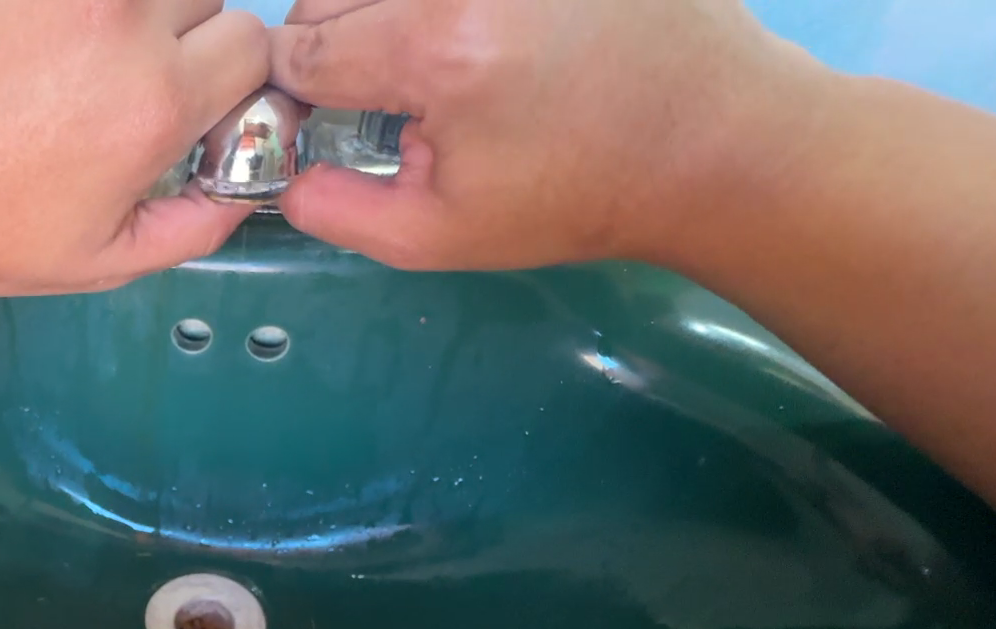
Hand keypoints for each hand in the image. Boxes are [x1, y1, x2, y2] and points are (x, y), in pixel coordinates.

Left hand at [0, 0, 268, 295]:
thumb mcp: (102, 262)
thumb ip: (196, 226)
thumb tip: (248, 185)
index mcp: (154, 100)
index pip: (253, 45)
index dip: (232, 80)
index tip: (198, 104)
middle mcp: (120, 15)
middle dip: (183, 38)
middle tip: (122, 85)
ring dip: (130, 11)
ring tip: (73, 58)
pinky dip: (70, 7)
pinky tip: (31, 41)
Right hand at [268, 0, 821, 269]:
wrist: (708, 141)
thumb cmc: (562, 201)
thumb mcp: (432, 237)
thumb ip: (336, 212)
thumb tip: (287, 175)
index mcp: (435, 47)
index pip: (304, 48)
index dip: (291, 93)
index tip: (316, 122)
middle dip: (323, 45)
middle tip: (361, 96)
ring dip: (366, 14)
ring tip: (410, 65)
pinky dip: (417, 4)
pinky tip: (462, 35)